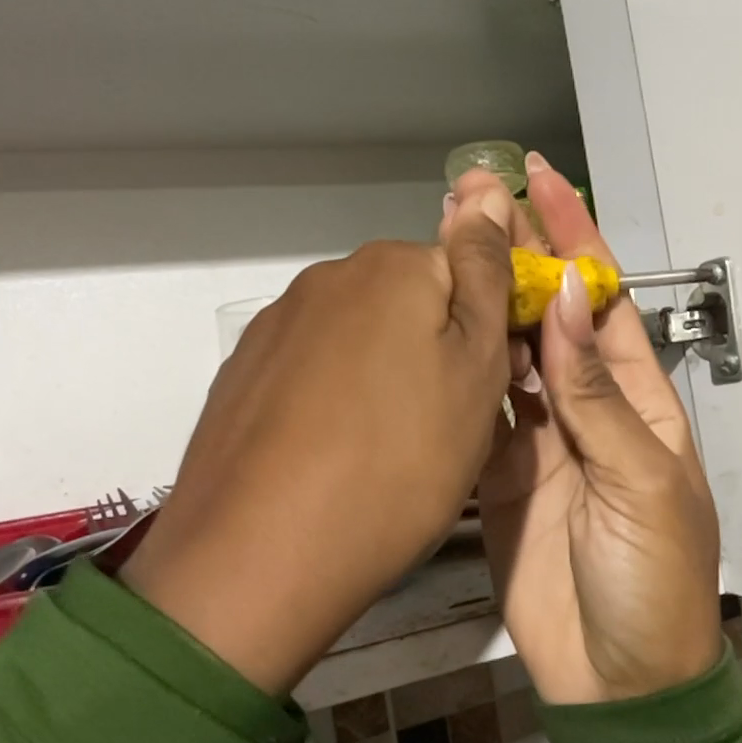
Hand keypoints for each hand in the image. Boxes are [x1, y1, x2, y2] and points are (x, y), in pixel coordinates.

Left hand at [122, 183, 518, 695]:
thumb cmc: (398, 462)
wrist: (259, 558)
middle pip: (412, 303)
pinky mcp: (243, 376)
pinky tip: (336, 457)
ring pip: (364, 341)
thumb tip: (487, 184)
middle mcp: (327, 279)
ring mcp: (276, 327)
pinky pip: (315, 374)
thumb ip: (485, 273)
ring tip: (390, 454)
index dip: (494, 330)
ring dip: (390, 379)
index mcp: (392, 267)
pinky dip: (337, 403)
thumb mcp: (473, 368)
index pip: (468, 272)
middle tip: (449, 429)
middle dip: (440, 351)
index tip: (499, 390)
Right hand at [453, 154, 722, 704]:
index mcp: (637, 398)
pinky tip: (434, 328)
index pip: (603, 301)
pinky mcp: (498, 474)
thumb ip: (597, 394)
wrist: (617, 675)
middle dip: (520, 258)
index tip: (543, 180)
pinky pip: (477, 411)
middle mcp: (587, 406)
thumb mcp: (641, 481)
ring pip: (508, 356)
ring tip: (447, 248)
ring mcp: (539, 439)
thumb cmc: (654, 576)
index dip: (576, 238)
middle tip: (474, 201)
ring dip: (485, 304)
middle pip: (550, 316)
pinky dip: (459, 370)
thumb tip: (572, 297)